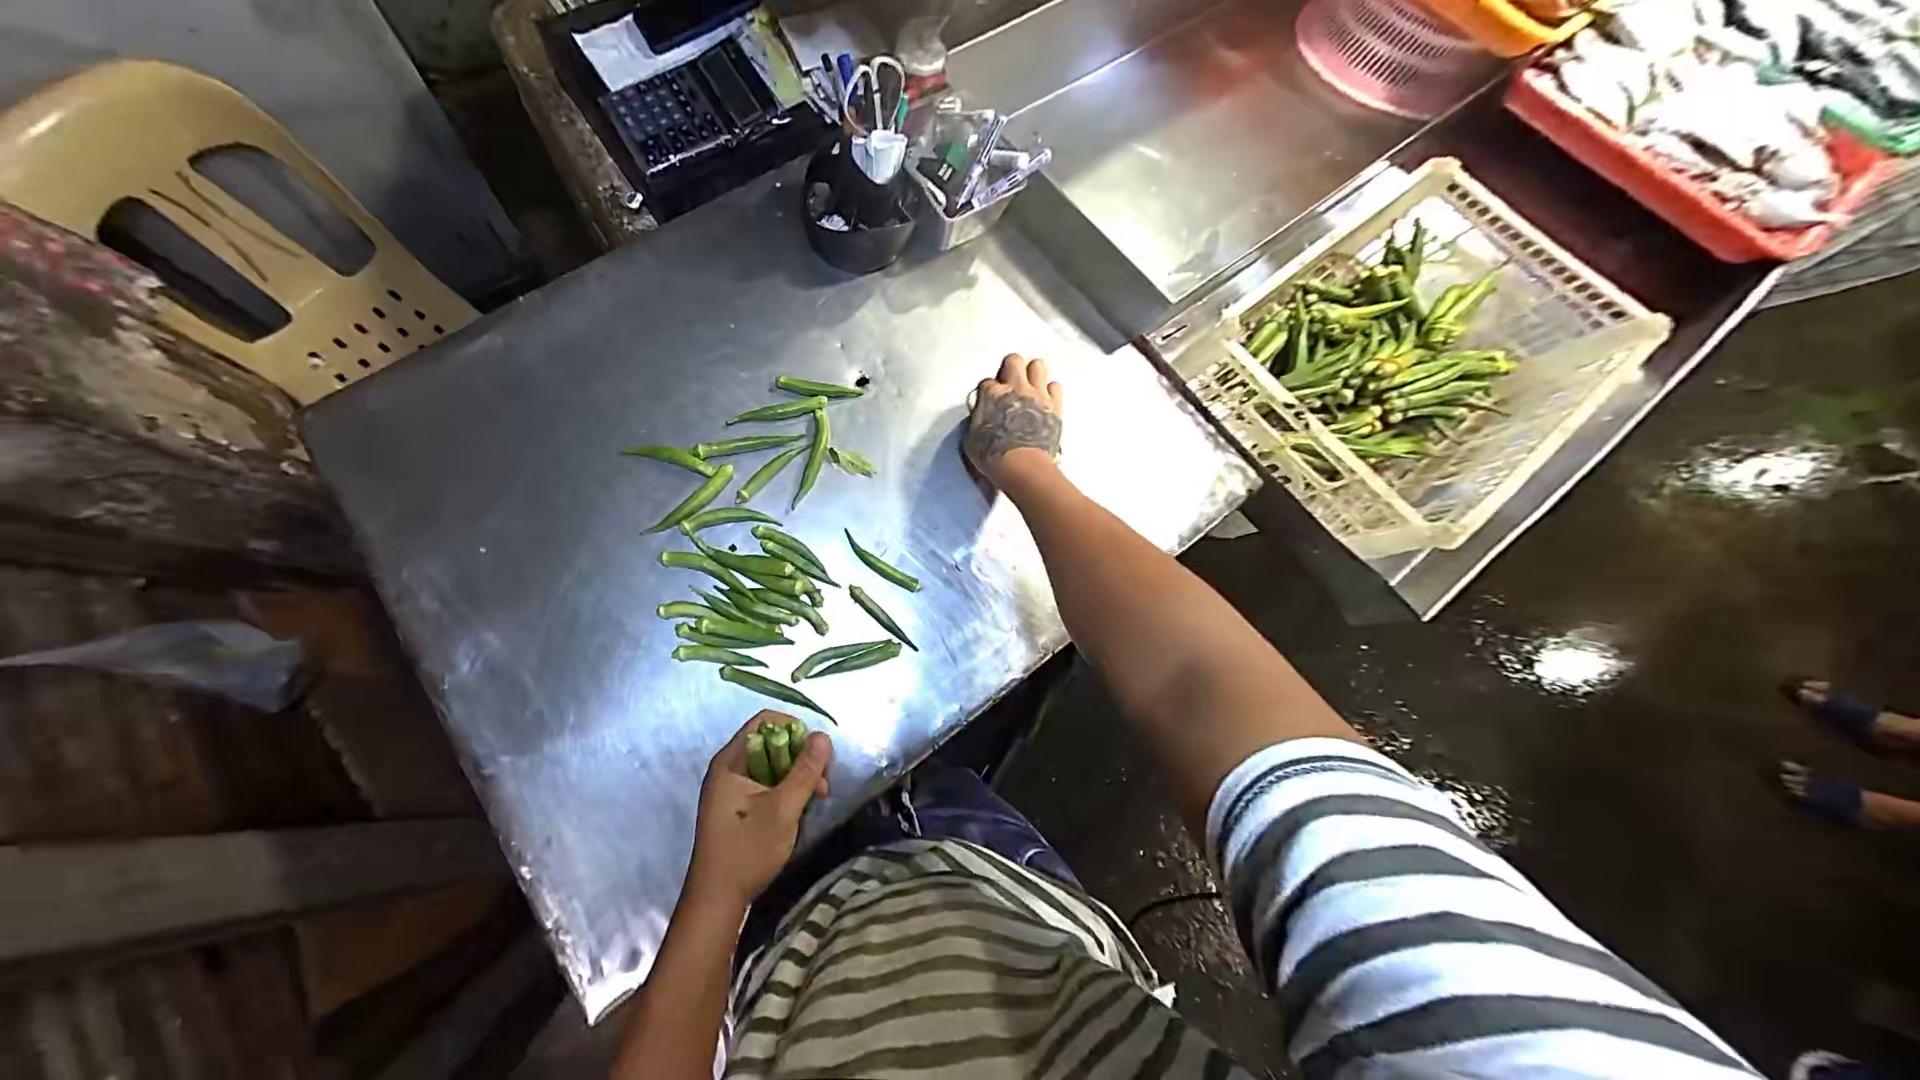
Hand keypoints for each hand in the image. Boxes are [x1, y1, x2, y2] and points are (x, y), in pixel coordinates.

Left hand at [684, 711, 832, 910]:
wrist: (717, 900)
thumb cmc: (747, 851)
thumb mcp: (783, 809)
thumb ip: (805, 771)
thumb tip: (823, 736)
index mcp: (730, 762)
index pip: (765, 721)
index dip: (794, 729)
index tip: (815, 754)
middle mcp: (728, 768)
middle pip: (771, 741)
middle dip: (801, 756)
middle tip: (821, 782)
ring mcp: (731, 787)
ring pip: (772, 763)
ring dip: (797, 775)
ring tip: (816, 798)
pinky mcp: (737, 805)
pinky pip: (766, 781)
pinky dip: (786, 788)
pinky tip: (799, 808)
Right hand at [965, 354, 1064, 488]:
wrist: (1023, 466)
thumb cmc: (993, 456)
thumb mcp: (971, 438)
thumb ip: (977, 420)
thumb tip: (980, 415)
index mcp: (991, 394)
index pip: (987, 382)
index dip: (988, 393)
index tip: (989, 403)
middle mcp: (1015, 388)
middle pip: (1014, 360)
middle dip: (1010, 368)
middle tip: (1009, 384)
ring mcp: (1037, 394)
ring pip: (1037, 365)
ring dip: (1032, 374)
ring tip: (1029, 388)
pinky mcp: (1054, 405)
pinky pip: (1055, 386)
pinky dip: (1050, 391)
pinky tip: (1045, 401)